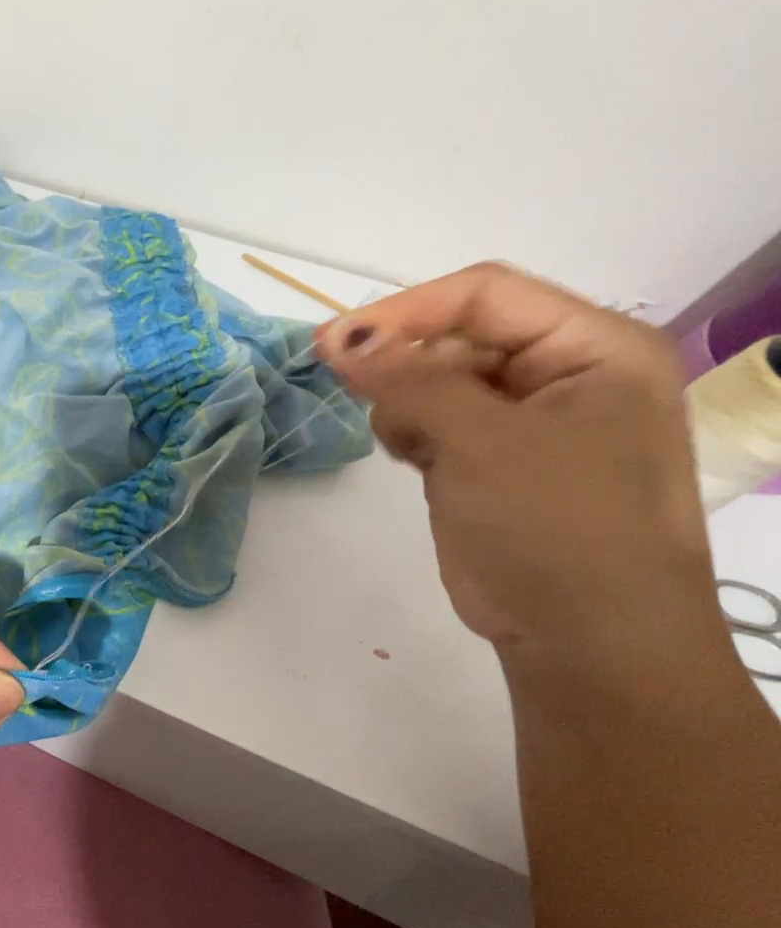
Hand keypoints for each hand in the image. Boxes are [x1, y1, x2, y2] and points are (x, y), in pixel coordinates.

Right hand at [314, 263, 716, 654]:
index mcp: (595, 348)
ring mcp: (527, 418)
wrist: (583, 633)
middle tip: (352, 393)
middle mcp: (565, 372)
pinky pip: (433, 418)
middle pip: (456, 334)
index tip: (331, 344)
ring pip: (434, 378)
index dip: (405, 311)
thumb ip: (409, 380)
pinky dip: (409, 429)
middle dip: (401, 362)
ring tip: (408, 444)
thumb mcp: (482, 441)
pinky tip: (411, 457)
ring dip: (403, 401)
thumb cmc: (555, 524)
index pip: (484, 295)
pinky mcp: (490, 458)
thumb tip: (339, 337)